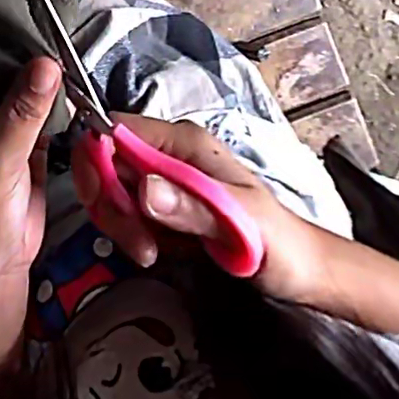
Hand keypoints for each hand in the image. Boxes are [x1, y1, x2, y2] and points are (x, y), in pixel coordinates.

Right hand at [73, 114, 335, 304]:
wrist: (300, 269)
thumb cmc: (279, 242)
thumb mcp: (240, 223)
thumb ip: (191, 206)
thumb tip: (145, 187)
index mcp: (185, 142)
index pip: (116, 129)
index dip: (98, 161)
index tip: (107, 203)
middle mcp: (170, 152)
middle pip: (107, 160)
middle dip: (109, 202)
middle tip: (137, 241)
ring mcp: (165, 177)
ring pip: (112, 188)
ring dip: (120, 224)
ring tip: (151, 252)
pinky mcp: (163, 203)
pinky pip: (126, 212)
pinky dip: (130, 234)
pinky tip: (156, 251)